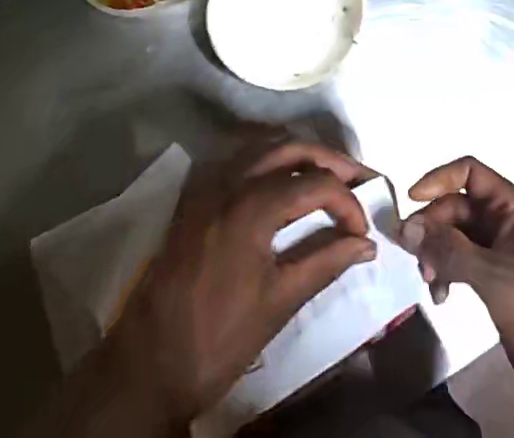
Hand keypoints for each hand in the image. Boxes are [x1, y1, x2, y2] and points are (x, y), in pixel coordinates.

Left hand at [98, 139, 378, 427]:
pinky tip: (281, 176)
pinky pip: (236, 158)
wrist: (148, 366)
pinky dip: (266, 156)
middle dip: (330, 161)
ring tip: (326, 175)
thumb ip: (326, 262)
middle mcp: (228, 184)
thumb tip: (366, 244)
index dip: (348, 203)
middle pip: (291, 148)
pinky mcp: (194, 199)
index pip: (316, 184)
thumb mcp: (279, 302)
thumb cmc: (218, 339)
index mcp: (251, 208)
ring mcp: (206, 187)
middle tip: (358, 180)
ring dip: (298, 153)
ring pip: (261, 146)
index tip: (363, 233)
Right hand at [398, 157, 513, 390]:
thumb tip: (405, 228)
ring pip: (451, 233)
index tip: (411, 201)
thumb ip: (448, 249)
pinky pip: (456, 258)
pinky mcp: (489, 273)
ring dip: (434, 252)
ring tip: (429, 280)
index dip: (438, 179)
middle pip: (454, 205)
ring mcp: (495, 247)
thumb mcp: (492, 275)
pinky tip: (441, 295)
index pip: (469, 172)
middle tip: (415, 256)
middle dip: (432, 228)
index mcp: (511, 206)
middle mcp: (502, 219)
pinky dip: (443, 271)